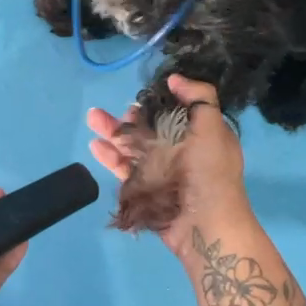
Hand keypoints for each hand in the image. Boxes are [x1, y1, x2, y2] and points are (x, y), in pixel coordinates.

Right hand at [87, 74, 252, 253]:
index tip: (143, 95)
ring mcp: (161, 173)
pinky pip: (125, 170)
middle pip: (150, 129)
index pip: (176, 113)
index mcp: (200, 137)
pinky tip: (96, 146)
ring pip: (134, 148)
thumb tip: (174, 79)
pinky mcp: (145, 191)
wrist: (204, 226)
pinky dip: (111, 157)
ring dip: (114, 133)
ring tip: (93, 119)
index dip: (159, 102)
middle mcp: (181, 153)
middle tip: (110, 109)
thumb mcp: (213, 128)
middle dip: (129, 118)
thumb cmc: (211, 174)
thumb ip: (199, 100)